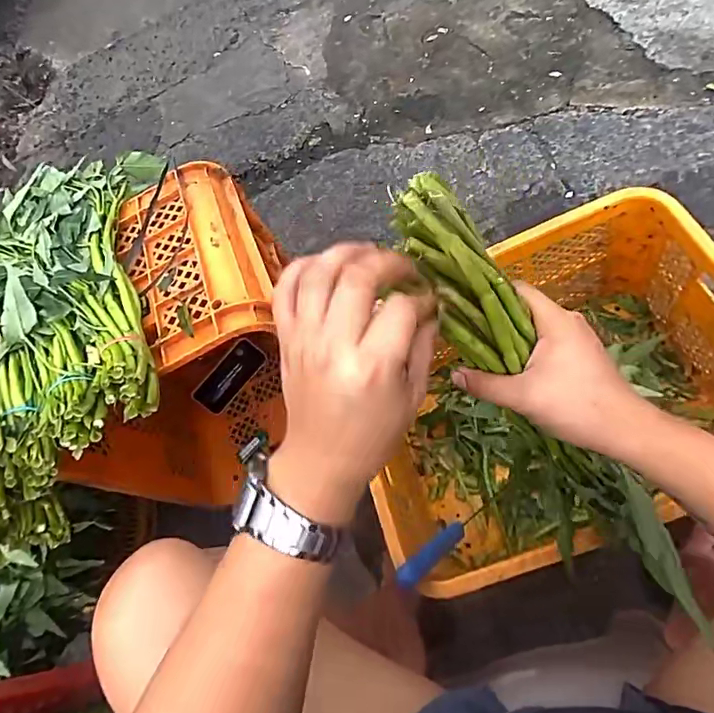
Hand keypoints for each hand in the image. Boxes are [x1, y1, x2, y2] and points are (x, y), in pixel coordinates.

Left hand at [270, 243, 437, 524]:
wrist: (320, 460)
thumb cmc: (373, 435)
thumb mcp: (413, 397)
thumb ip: (424, 347)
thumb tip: (429, 307)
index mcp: (373, 367)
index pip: (401, 307)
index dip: (422, 296)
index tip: (428, 300)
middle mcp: (334, 345)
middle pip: (357, 277)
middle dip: (388, 261)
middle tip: (404, 267)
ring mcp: (303, 337)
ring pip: (317, 272)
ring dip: (346, 252)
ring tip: (367, 253)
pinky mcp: (285, 336)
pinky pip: (284, 287)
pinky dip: (302, 266)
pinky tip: (326, 264)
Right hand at [451, 283, 658, 455]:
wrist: (627, 430)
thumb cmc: (576, 405)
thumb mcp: (523, 397)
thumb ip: (486, 384)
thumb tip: (454, 374)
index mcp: (555, 319)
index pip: (517, 289)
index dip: (489, 294)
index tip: (466, 307)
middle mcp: (568, 320)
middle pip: (524, 308)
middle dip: (496, 320)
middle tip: (470, 334)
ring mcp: (578, 337)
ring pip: (536, 327)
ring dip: (512, 338)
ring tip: (486, 352)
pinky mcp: (583, 354)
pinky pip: (548, 341)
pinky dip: (528, 349)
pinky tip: (515, 368)